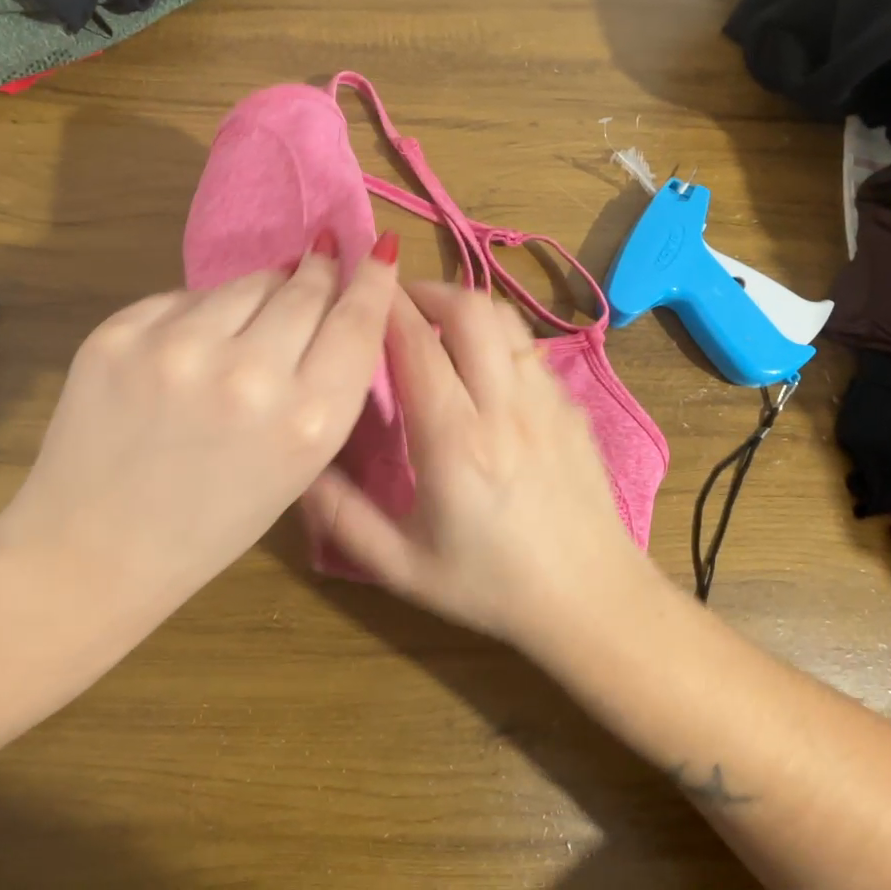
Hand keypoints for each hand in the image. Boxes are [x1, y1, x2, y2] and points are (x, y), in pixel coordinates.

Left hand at [6, 231, 399, 596]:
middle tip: (320, 261)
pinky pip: (183, 299)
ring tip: (246, 321)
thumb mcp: (294, 470)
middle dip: (317, 274)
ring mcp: (178, 348)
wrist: (93, 549)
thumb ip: (321, 388)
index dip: (372, 282)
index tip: (378, 252)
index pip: (356, 323)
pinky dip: (197, 314)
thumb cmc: (208, 525)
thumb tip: (328, 303)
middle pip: (304, 289)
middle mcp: (250, 375)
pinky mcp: (120, 334)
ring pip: (245, 283)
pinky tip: (186, 350)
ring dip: (258, 292)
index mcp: (305, 423)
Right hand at [301, 282, 659, 648]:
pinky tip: (480, 367)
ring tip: (434, 324)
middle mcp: (503, 406)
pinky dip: (496, 337)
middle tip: (394, 304)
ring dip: (464, 307)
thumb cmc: (490, 586)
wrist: (592, 602)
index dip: (382, 306)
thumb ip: (341, 516)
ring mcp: (545, 401)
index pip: (414, 344)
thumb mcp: (401, 567)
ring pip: (504, 319)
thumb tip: (298, 466)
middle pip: (468, 309)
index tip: (356, 289)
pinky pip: (528, 349)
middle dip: (425, 291)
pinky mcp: (571, 409)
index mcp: (453, 440)